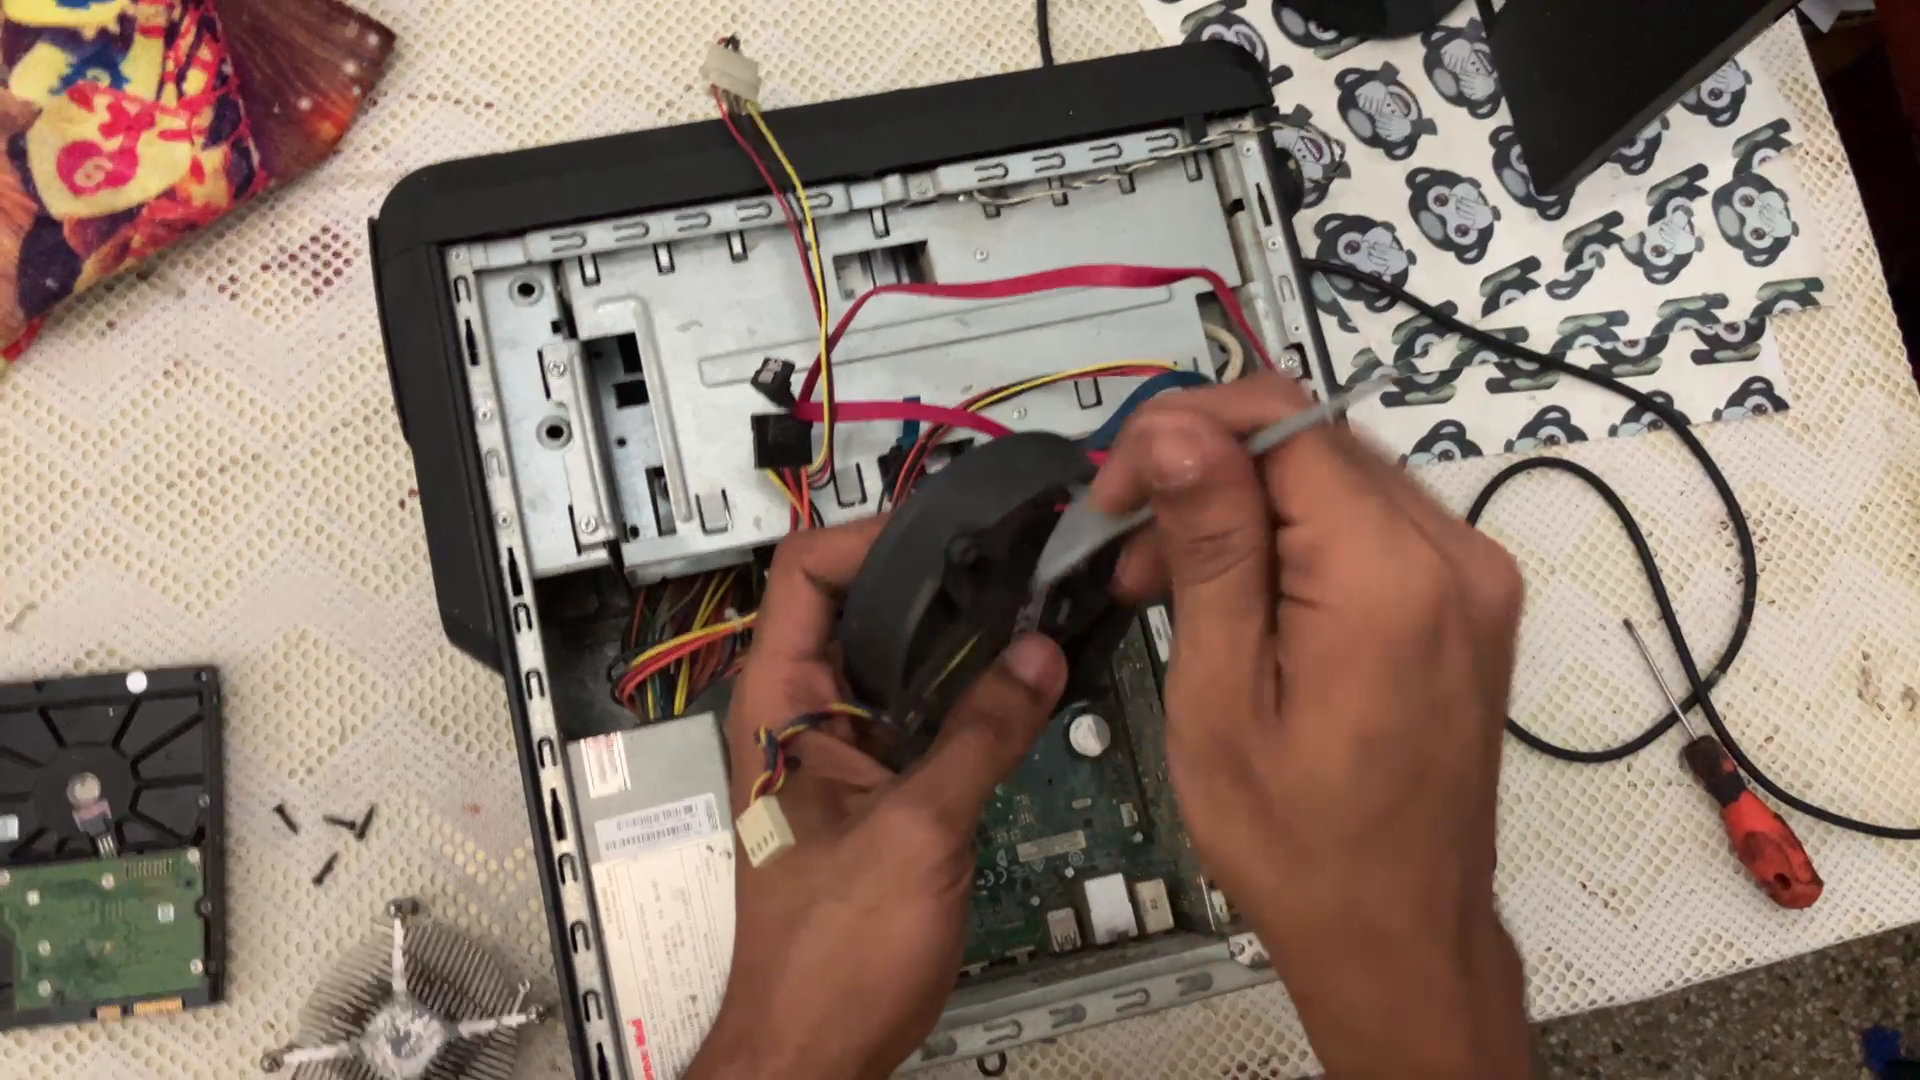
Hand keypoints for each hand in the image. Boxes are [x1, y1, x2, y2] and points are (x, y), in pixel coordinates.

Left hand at [686, 519, 1067, 1079]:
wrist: (815, 1049)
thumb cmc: (834, 952)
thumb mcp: (916, 832)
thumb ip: (981, 736)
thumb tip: (1040, 653)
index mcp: (780, 699)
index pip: (806, 572)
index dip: (871, 537)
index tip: (951, 534)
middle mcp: (807, 705)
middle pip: (861, 602)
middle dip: (933, 577)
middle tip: (1012, 561)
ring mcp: (847, 738)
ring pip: (900, 654)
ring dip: (958, 631)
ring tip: (1029, 602)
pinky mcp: (882, 771)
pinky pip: (925, 703)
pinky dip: (968, 683)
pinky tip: (1021, 674)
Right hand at [1095, 374, 1531, 1076]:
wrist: (1394, 934)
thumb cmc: (1287, 831)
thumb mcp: (1220, 691)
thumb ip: (1209, 549)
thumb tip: (1173, 430)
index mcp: (1388, 573)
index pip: (1280, 421)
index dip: (1180, 432)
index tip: (1110, 496)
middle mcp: (1451, 549)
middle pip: (1303, 439)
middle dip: (1195, 469)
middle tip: (1122, 543)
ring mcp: (1465, 570)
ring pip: (1321, 475)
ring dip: (1228, 504)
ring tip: (1158, 578)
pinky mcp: (1455, 596)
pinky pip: (1351, 521)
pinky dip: (1275, 535)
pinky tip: (1225, 590)